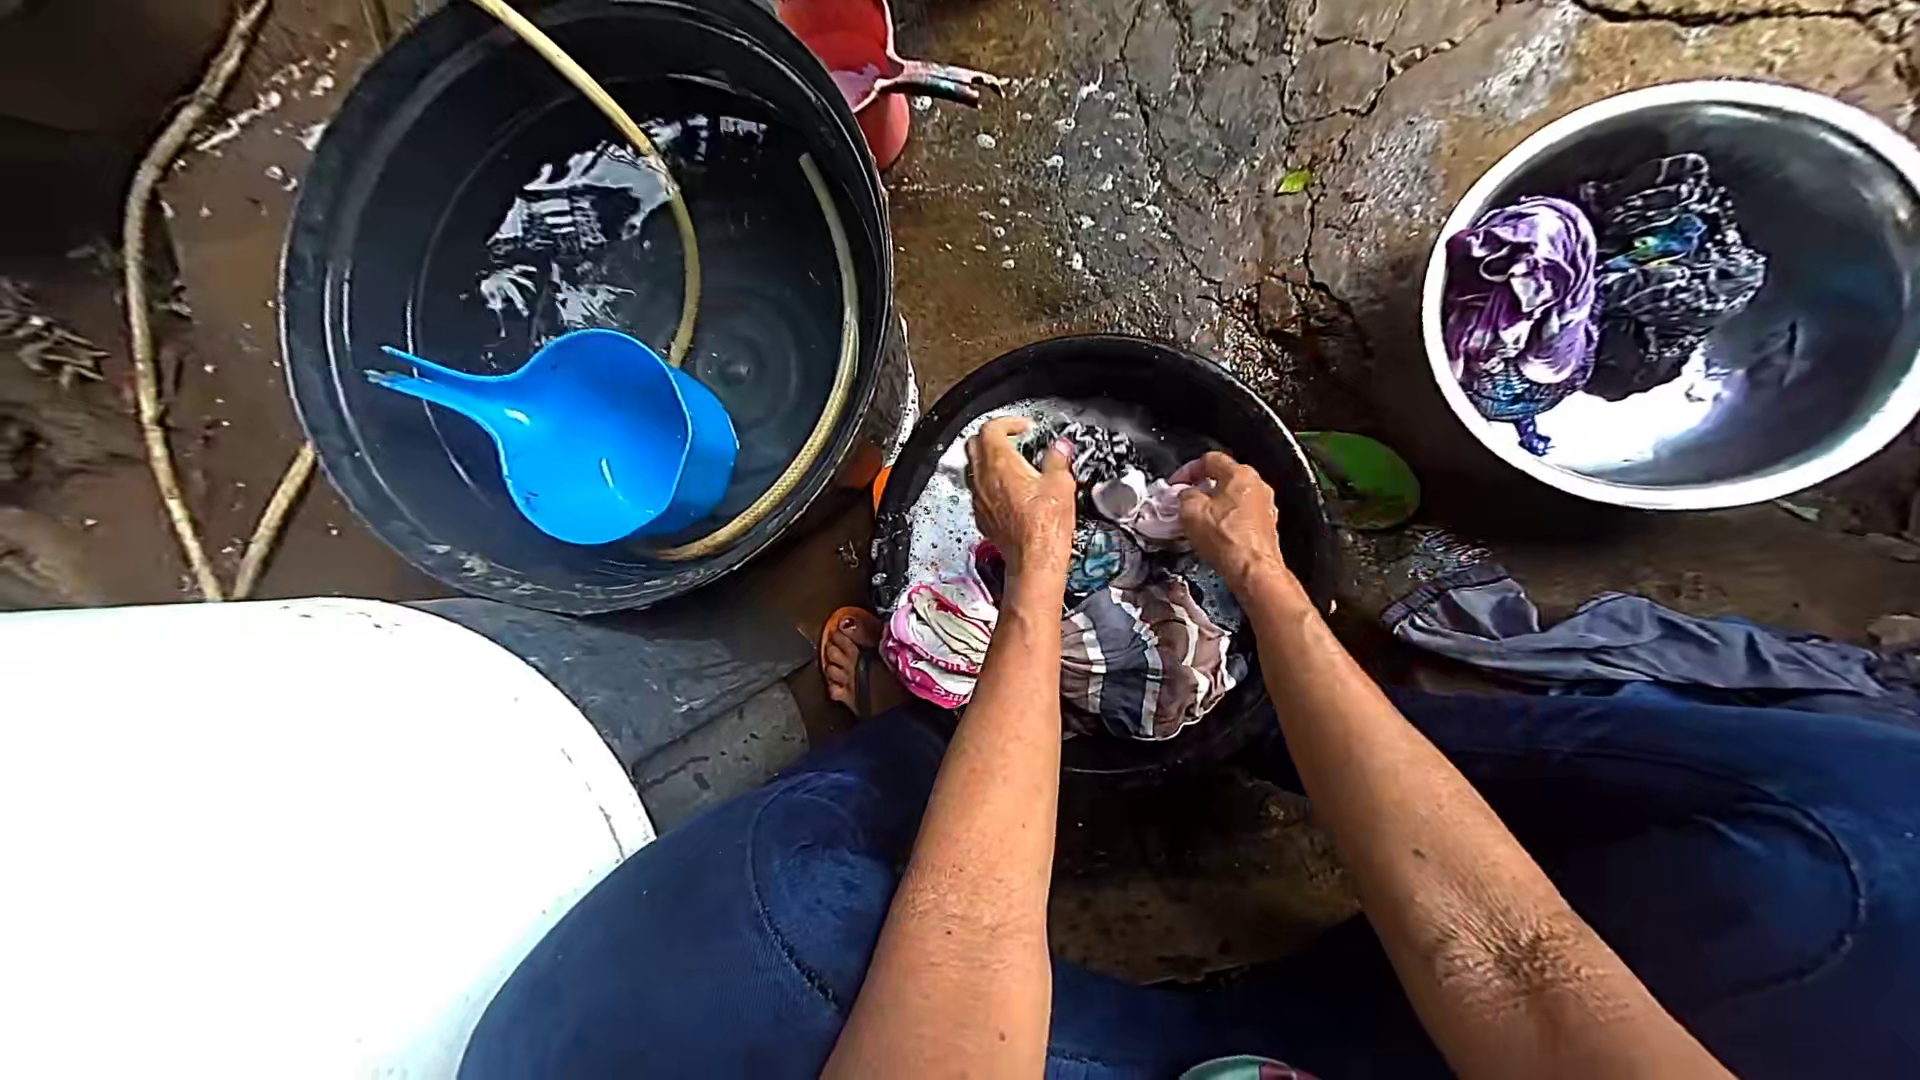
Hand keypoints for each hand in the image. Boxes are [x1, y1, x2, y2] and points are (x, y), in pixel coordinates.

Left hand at [966, 417, 1075, 576]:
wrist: (1034, 560)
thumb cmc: (1044, 527)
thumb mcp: (1060, 484)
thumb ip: (1057, 459)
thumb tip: (1060, 448)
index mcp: (1000, 464)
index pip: (991, 429)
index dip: (1008, 422)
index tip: (1023, 428)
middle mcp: (983, 479)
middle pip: (975, 444)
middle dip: (993, 437)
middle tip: (1014, 440)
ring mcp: (979, 499)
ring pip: (974, 468)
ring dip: (989, 460)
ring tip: (1012, 464)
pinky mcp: (982, 516)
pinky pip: (979, 491)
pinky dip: (990, 484)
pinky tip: (1009, 491)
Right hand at [1175, 452, 1294, 594]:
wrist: (1252, 569)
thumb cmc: (1228, 539)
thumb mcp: (1190, 510)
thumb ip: (1185, 495)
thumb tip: (1186, 496)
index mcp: (1240, 475)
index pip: (1210, 459)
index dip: (1187, 470)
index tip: (1177, 483)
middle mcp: (1257, 486)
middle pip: (1224, 477)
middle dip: (1201, 488)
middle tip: (1185, 500)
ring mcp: (1264, 507)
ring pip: (1233, 497)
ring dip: (1214, 505)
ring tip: (1197, 519)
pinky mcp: (1265, 526)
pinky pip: (1241, 516)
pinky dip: (1226, 520)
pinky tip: (1213, 534)